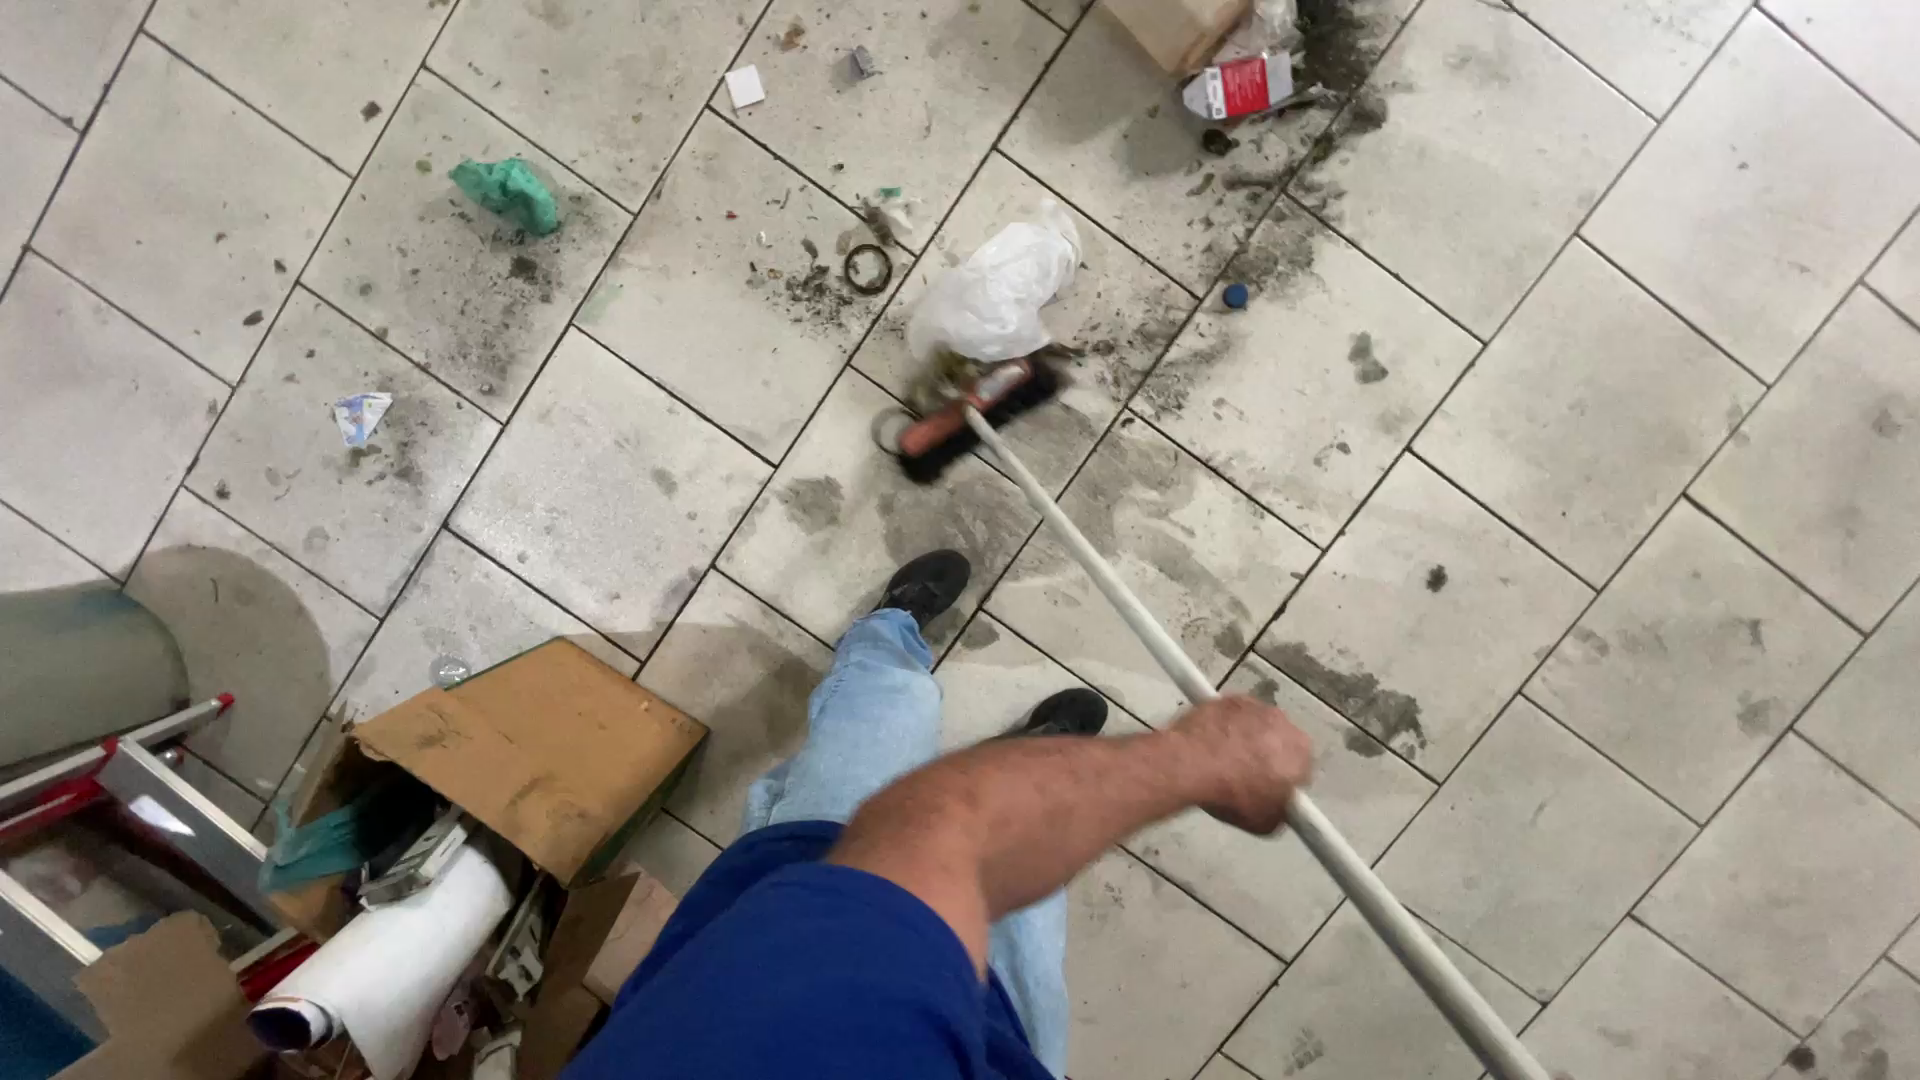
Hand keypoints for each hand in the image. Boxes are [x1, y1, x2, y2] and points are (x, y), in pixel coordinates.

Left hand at [1171, 695, 1313, 834]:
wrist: (1189, 763)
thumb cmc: (1231, 793)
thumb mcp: (1266, 821)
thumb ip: (1280, 808)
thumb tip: (1275, 804)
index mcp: (1301, 752)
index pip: (1302, 768)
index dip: (1285, 781)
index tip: (1269, 789)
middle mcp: (1282, 722)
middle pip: (1280, 740)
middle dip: (1268, 754)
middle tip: (1245, 774)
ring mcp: (1251, 705)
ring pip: (1255, 724)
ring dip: (1246, 736)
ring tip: (1224, 758)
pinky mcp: (1224, 697)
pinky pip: (1231, 713)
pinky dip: (1224, 723)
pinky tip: (1211, 741)